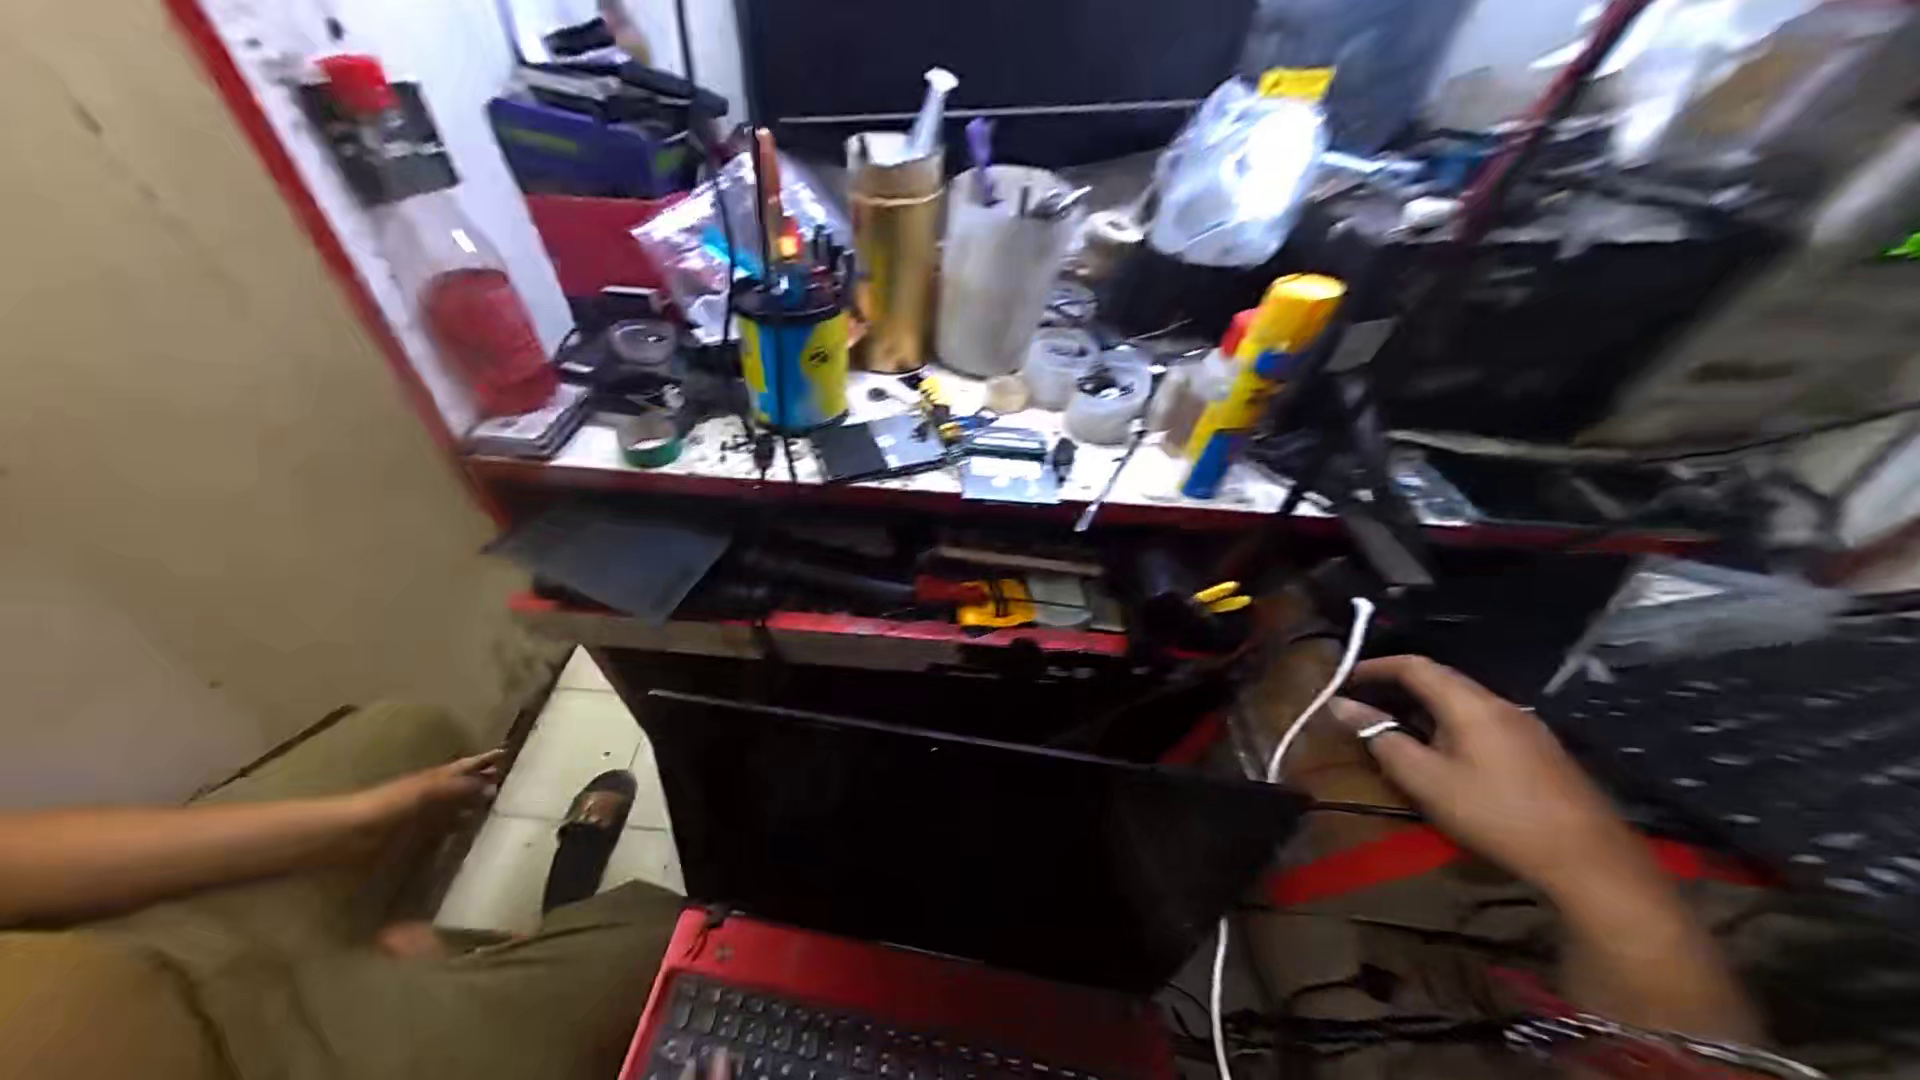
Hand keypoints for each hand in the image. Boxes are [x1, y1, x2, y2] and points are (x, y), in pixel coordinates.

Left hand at [347, 749, 505, 828]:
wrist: (343, 836)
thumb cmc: (385, 806)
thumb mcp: (424, 791)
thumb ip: (456, 786)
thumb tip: (490, 781)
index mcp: (436, 778)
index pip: (467, 765)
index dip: (485, 759)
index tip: (509, 753)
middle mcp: (433, 793)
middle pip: (465, 784)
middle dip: (486, 780)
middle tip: (514, 782)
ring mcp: (424, 814)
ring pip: (456, 805)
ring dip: (475, 804)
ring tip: (500, 805)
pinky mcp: (415, 836)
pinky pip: (445, 827)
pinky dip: (460, 826)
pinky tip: (470, 830)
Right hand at [1331, 656, 1649, 898]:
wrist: (1592, 863)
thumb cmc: (1496, 814)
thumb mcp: (1424, 779)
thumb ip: (1380, 737)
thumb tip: (1340, 705)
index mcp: (1469, 704)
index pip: (1414, 665)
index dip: (1374, 666)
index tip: (1344, 679)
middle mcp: (1499, 704)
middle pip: (1440, 679)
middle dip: (1396, 685)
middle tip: (1363, 702)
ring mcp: (1526, 727)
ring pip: (1462, 701)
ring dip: (1422, 706)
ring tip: (1395, 728)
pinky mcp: (1540, 751)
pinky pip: (1481, 721)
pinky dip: (1448, 723)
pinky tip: (1442, 753)